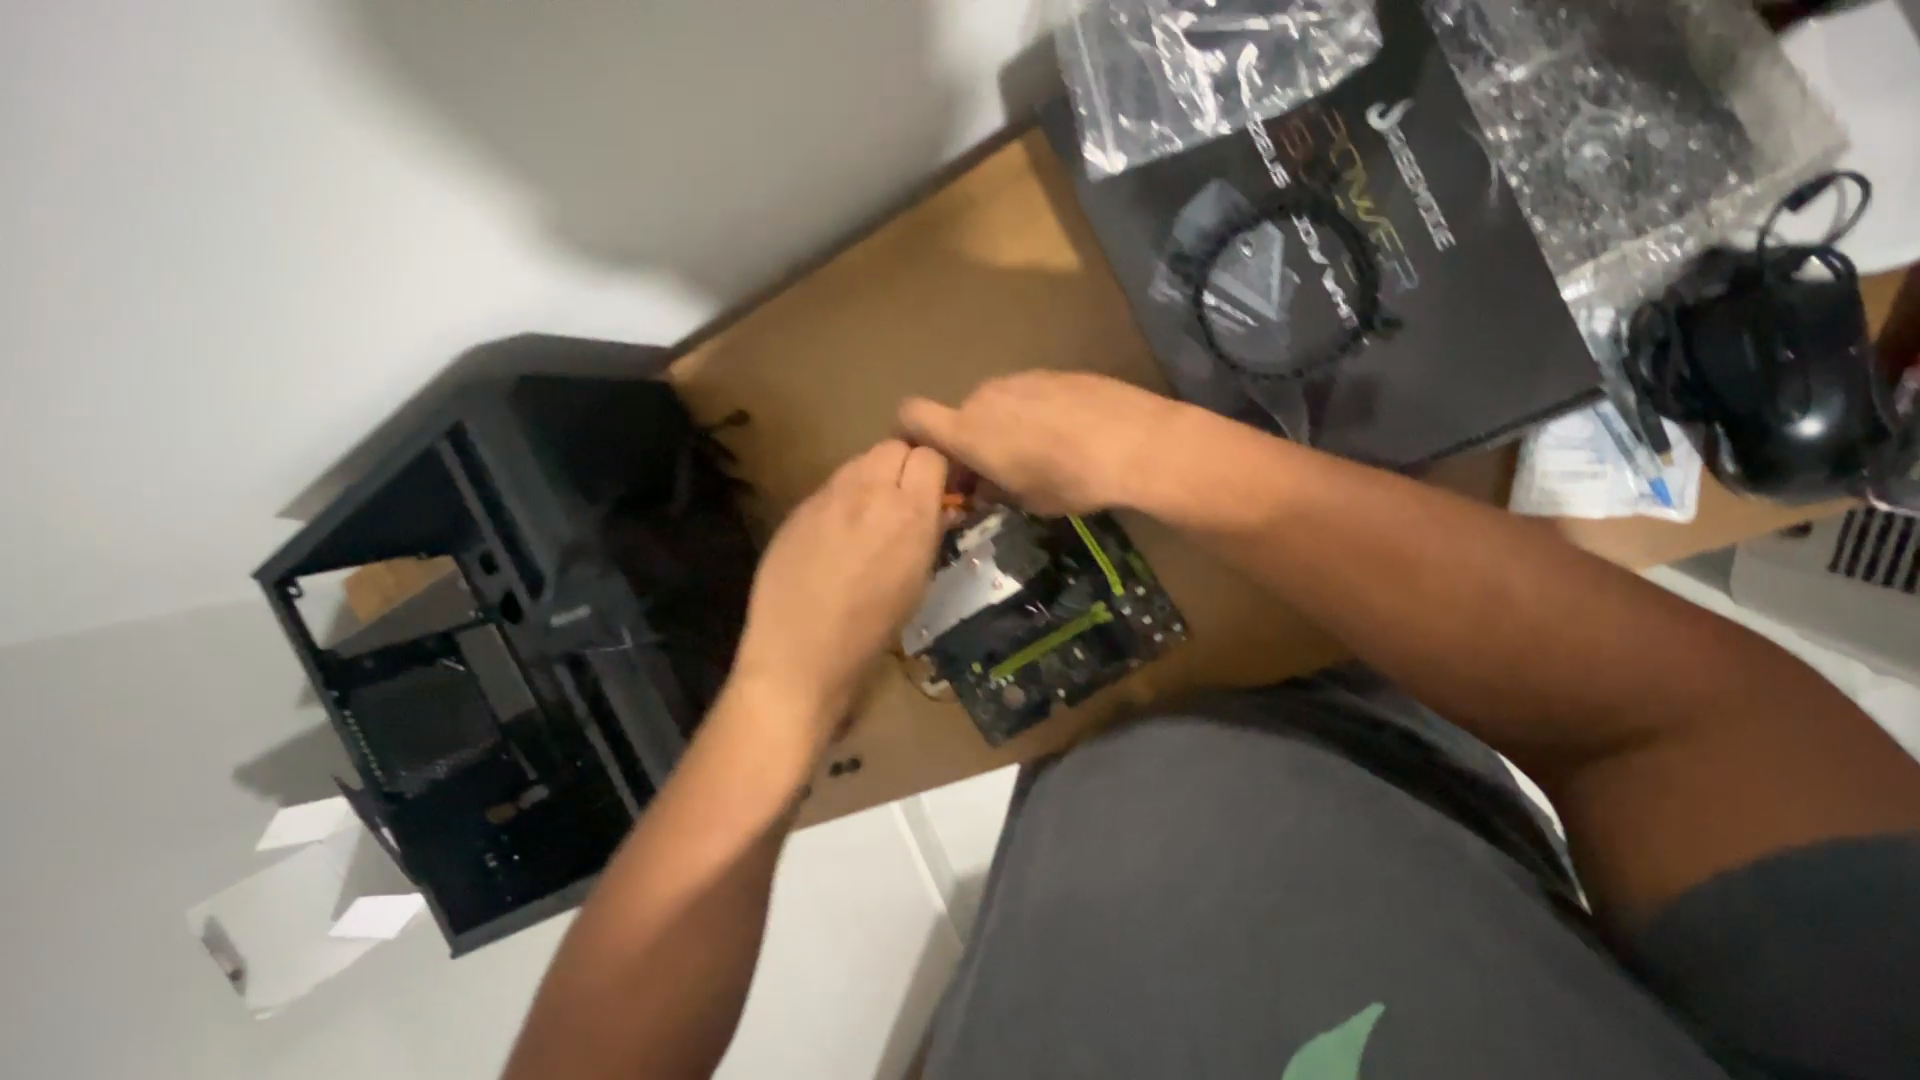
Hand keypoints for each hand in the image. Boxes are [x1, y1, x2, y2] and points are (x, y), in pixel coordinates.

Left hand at [728, 439, 948, 744]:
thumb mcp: (917, 583)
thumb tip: (939, 509)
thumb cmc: (872, 632)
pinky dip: (843, 498)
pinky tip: (836, 533)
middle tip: (904, 499)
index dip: (936, 471)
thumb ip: (928, 533)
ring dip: (872, 477)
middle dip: (904, 465)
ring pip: (859, 460)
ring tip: (869, 515)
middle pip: (894, 446)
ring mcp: (828, 496)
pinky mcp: (798, 507)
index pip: (931, 455)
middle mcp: (869, 491)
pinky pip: (831, 486)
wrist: (800, 656)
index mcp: (909, 513)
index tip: (936, 493)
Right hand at [898, 372, 1179, 515]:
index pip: (911, 416)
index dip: (909, 434)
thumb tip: (985, 483)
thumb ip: (993, 489)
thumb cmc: (1070, 481)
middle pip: (960, 416)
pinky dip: (1035, 414)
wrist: (1134, 441)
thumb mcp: (1025, 500)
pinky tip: (1068, 436)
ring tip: (1043, 455)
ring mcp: (1021, 379)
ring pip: (996, 405)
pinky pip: (1028, 396)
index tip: (931, 459)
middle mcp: (985, 397)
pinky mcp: (1054, 373)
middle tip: (999, 473)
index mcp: (968, 431)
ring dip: (1004, 428)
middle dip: (970, 442)